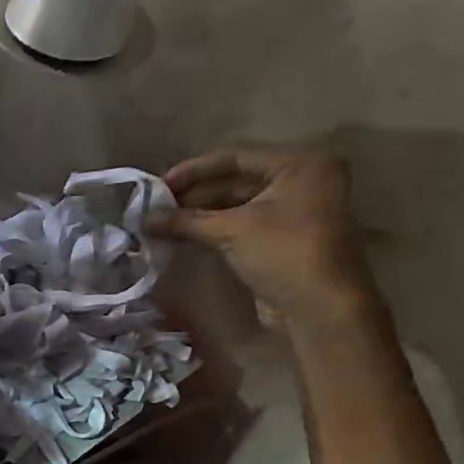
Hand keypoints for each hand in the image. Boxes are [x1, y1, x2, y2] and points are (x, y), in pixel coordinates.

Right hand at [148, 143, 378, 326]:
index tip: (158, 185)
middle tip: (156, 206)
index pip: (237, 156)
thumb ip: (188, 221)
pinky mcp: (279, 240)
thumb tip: (146, 219)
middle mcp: (299, 181)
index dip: (194, 170)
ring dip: (199, 214)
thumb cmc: (284, 254)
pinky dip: (212, 229)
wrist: (318, 307)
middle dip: (195, 194)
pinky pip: (240, 225)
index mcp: (299, 164)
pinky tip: (183, 236)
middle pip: (236, 180)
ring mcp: (290, 212)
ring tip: (163, 222)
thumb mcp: (234, 230)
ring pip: (236, 205)